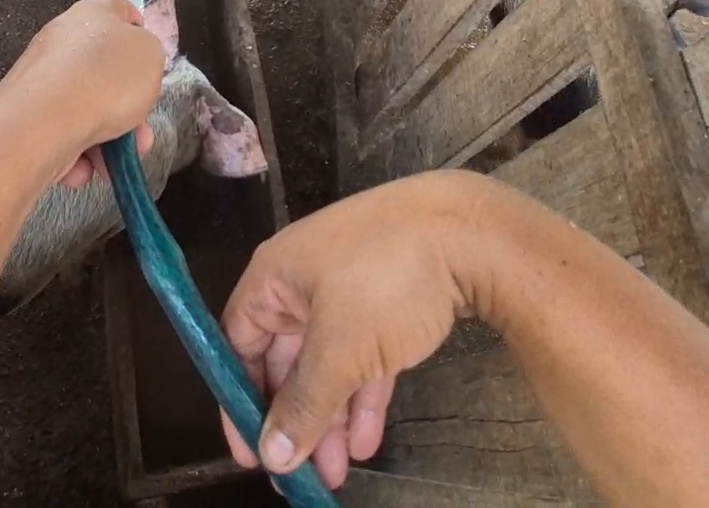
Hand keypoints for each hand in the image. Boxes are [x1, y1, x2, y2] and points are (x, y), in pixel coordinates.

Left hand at [0, 0, 164, 188]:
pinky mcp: (25, 112)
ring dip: (106, 138)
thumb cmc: (106, 79)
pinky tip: (82, 167)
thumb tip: (133, 63)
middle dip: (128, 108)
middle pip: (104, 70)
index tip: (148, 56)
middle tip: (141, 135)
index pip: (119, 10)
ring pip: (86, 108)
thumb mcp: (151, 57)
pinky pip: (62, 131)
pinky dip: (75, 151)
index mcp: (93, 15)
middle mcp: (62, 40)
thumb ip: (148, 54)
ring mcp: (40, 76)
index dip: (137, 29)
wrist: (44, 121)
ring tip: (113, 164)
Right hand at [219, 171, 496, 487]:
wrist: (468, 231)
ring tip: (337, 475)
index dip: (241, 396)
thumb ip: (304, 404)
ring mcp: (347, 287)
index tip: (253, 453)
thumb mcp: (339, 348)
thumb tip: (271, 455)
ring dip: (330, 416)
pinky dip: (362, 393)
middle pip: (284, 357)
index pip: (240, 340)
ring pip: (326, 360)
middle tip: (300, 476)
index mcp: (275, 276)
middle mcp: (303, 279)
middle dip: (295, 418)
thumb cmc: (384, 279)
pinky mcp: (386, 298)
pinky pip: (362, 353)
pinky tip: (368, 440)